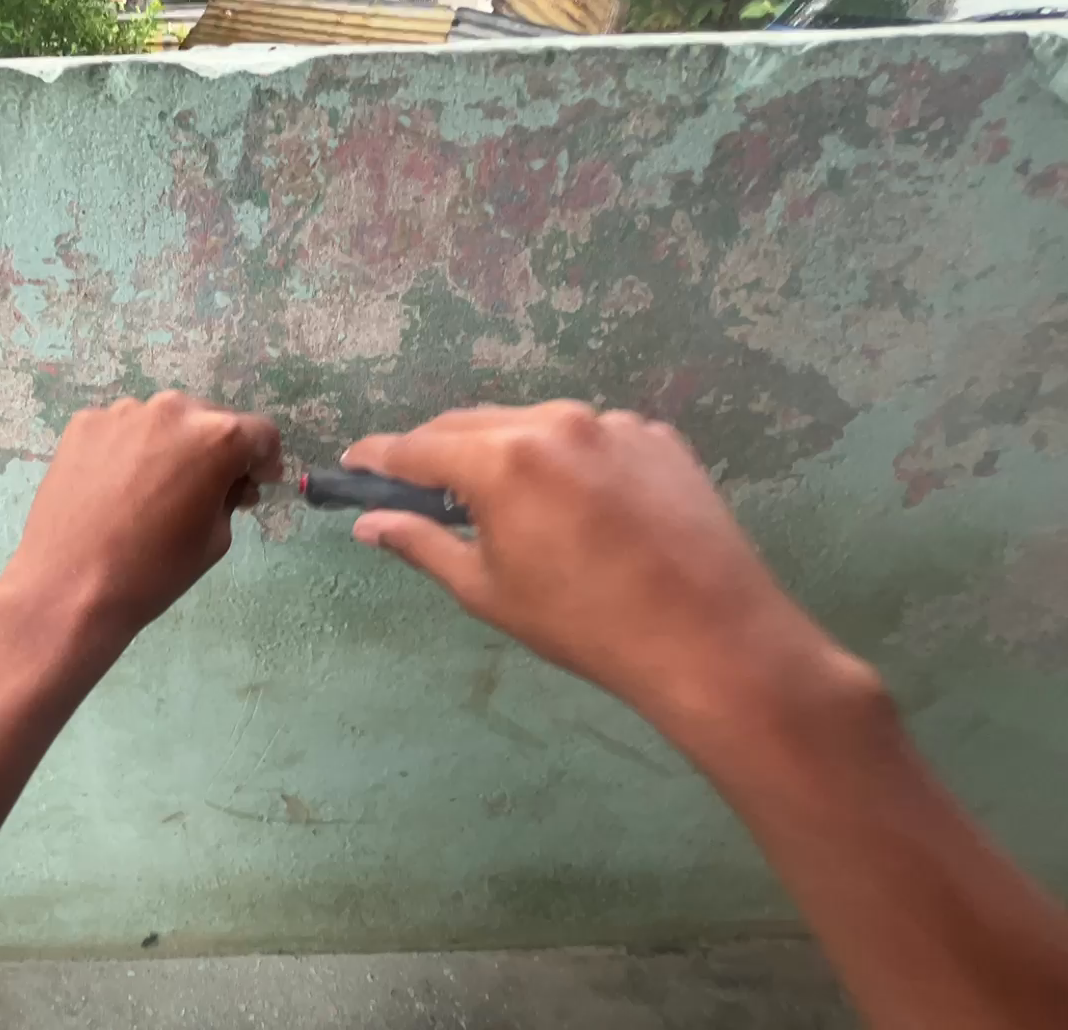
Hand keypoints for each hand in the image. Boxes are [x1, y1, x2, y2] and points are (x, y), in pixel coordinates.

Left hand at [0, 391, 281, 642]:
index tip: (255, 484)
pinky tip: (115, 488)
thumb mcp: (216, 538)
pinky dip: (129, 450)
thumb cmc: (154, 571)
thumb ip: (230, 496)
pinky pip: (122, 430)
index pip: (260, 433)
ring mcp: (122, 412)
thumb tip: (225, 481)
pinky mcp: (83, 424)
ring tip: (152, 491)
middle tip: (205, 490)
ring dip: (170, 447)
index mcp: (216, 437)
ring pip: (162, 422)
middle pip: (210, 420)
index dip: (264, 461)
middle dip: (216, 451)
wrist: (70, 586)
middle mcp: (172, 409)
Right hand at [343, 401, 849, 723]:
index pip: (416, 447)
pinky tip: (566, 497)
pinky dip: (556, 456)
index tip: (352, 463)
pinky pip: (583, 434)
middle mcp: (553, 422)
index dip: (377, 456)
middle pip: (467, 424)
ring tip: (493, 493)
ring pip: (526, 423)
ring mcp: (612, 424)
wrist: (715, 644)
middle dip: (432, 450)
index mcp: (503, 460)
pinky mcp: (656, 436)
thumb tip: (366, 524)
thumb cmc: (581, 624)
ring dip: (495, 449)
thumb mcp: (484, 589)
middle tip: (414, 485)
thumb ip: (418, 543)